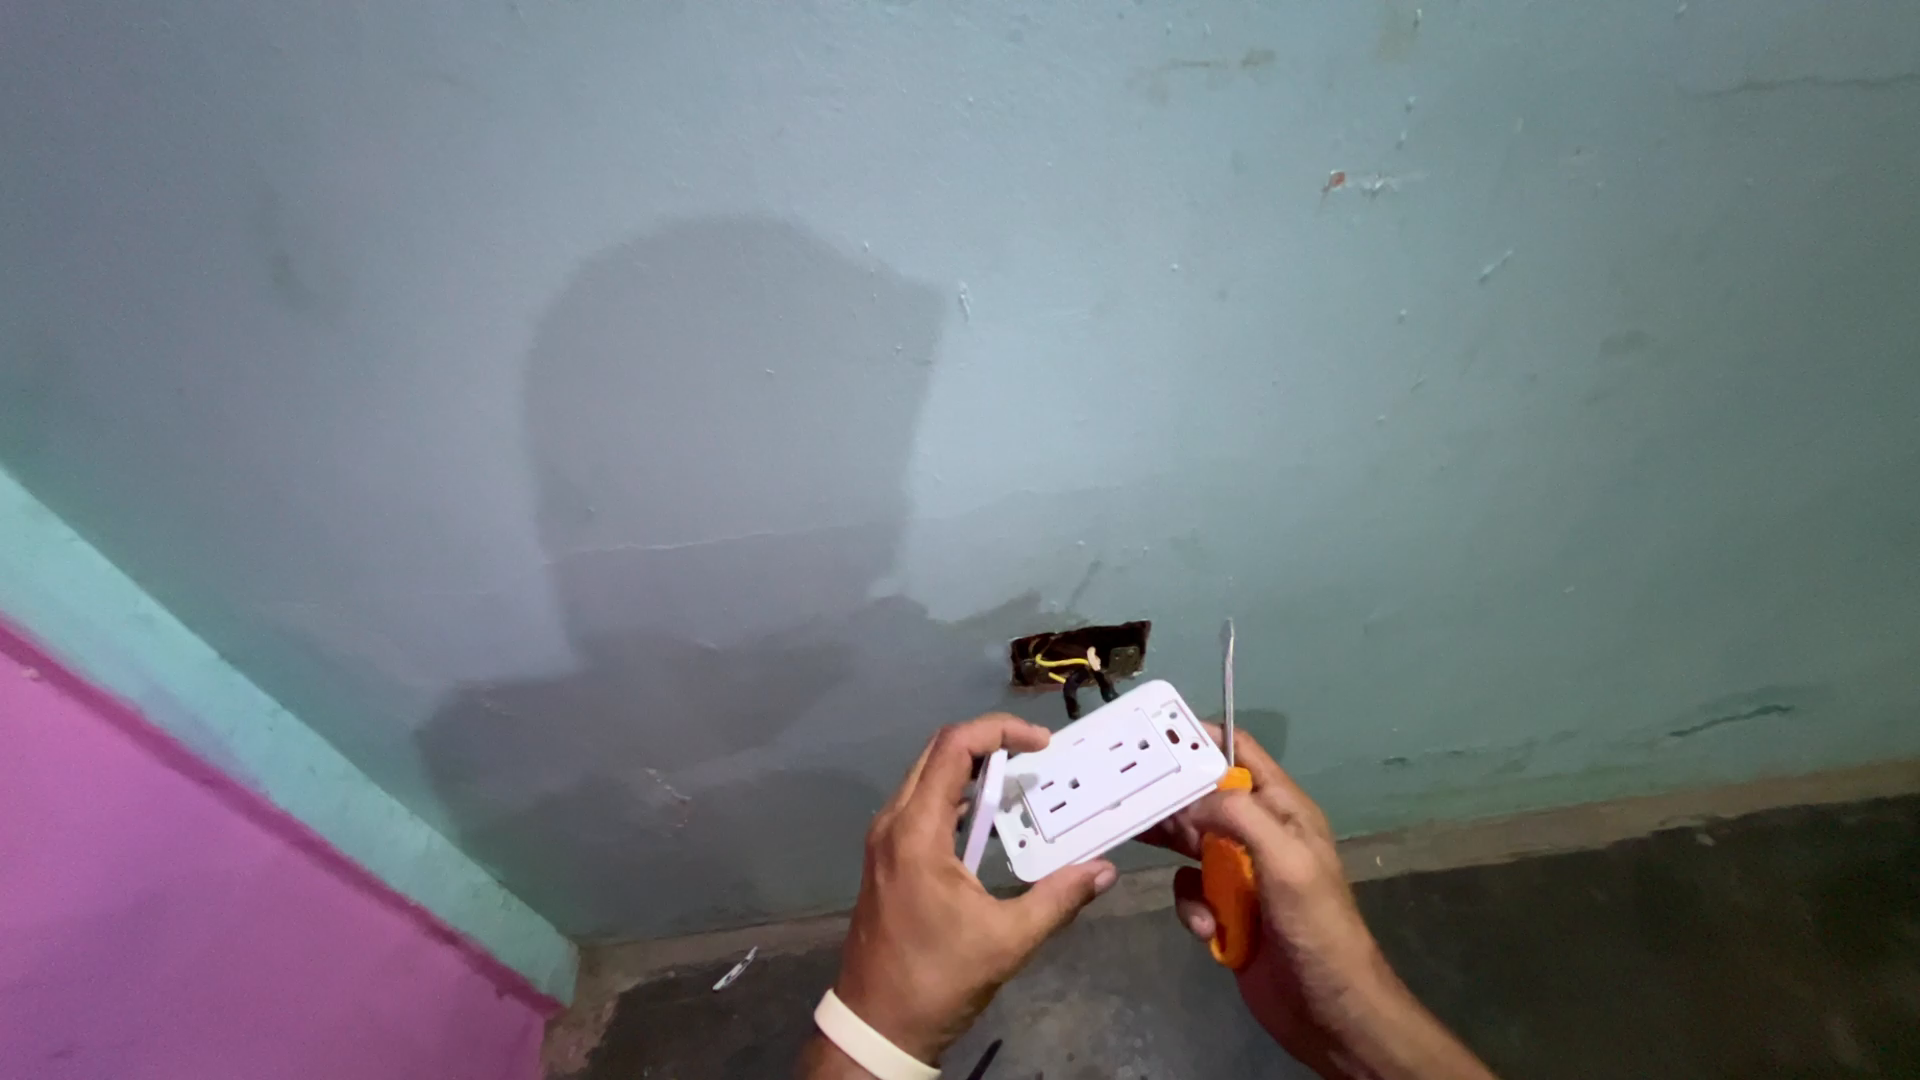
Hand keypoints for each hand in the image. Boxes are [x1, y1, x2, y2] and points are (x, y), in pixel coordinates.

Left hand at [801, 714, 1118, 1076]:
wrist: (876, 1026)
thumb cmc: (937, 979)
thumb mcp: (1007, 941)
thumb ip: (1058, 899)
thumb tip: (1103, 870)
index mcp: (916, 830)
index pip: (954, 747)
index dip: (999, 730)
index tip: (1041, 743)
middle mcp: (893, 821)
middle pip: (938, 750)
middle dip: (988, 740)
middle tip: (1034, 753)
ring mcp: (884, 837)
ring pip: (927, 773)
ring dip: (971, 766)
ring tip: (1019, 778)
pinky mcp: (886, 854)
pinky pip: (921, 801)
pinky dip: (956, 793)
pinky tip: (988, 817)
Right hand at [1141, 726, 1495, 1079]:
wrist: (1330, 1015)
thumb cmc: (1316, 927)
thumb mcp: (1286, 859)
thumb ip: (1239, 814)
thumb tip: (1190, 801)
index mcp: (1282, 809)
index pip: (1239, 752)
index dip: (1202, 736)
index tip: (1156, 732)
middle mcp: (1258, 832)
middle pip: (1203, 794)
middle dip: (1171, 793)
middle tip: (1129, 788)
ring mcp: (1239, 871)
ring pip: (1188, 840)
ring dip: (1171, 848)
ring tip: (1138, 838)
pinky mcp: (1224, 907)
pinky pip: (1188, 888)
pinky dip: (1190, 906)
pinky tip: (1206, 927)